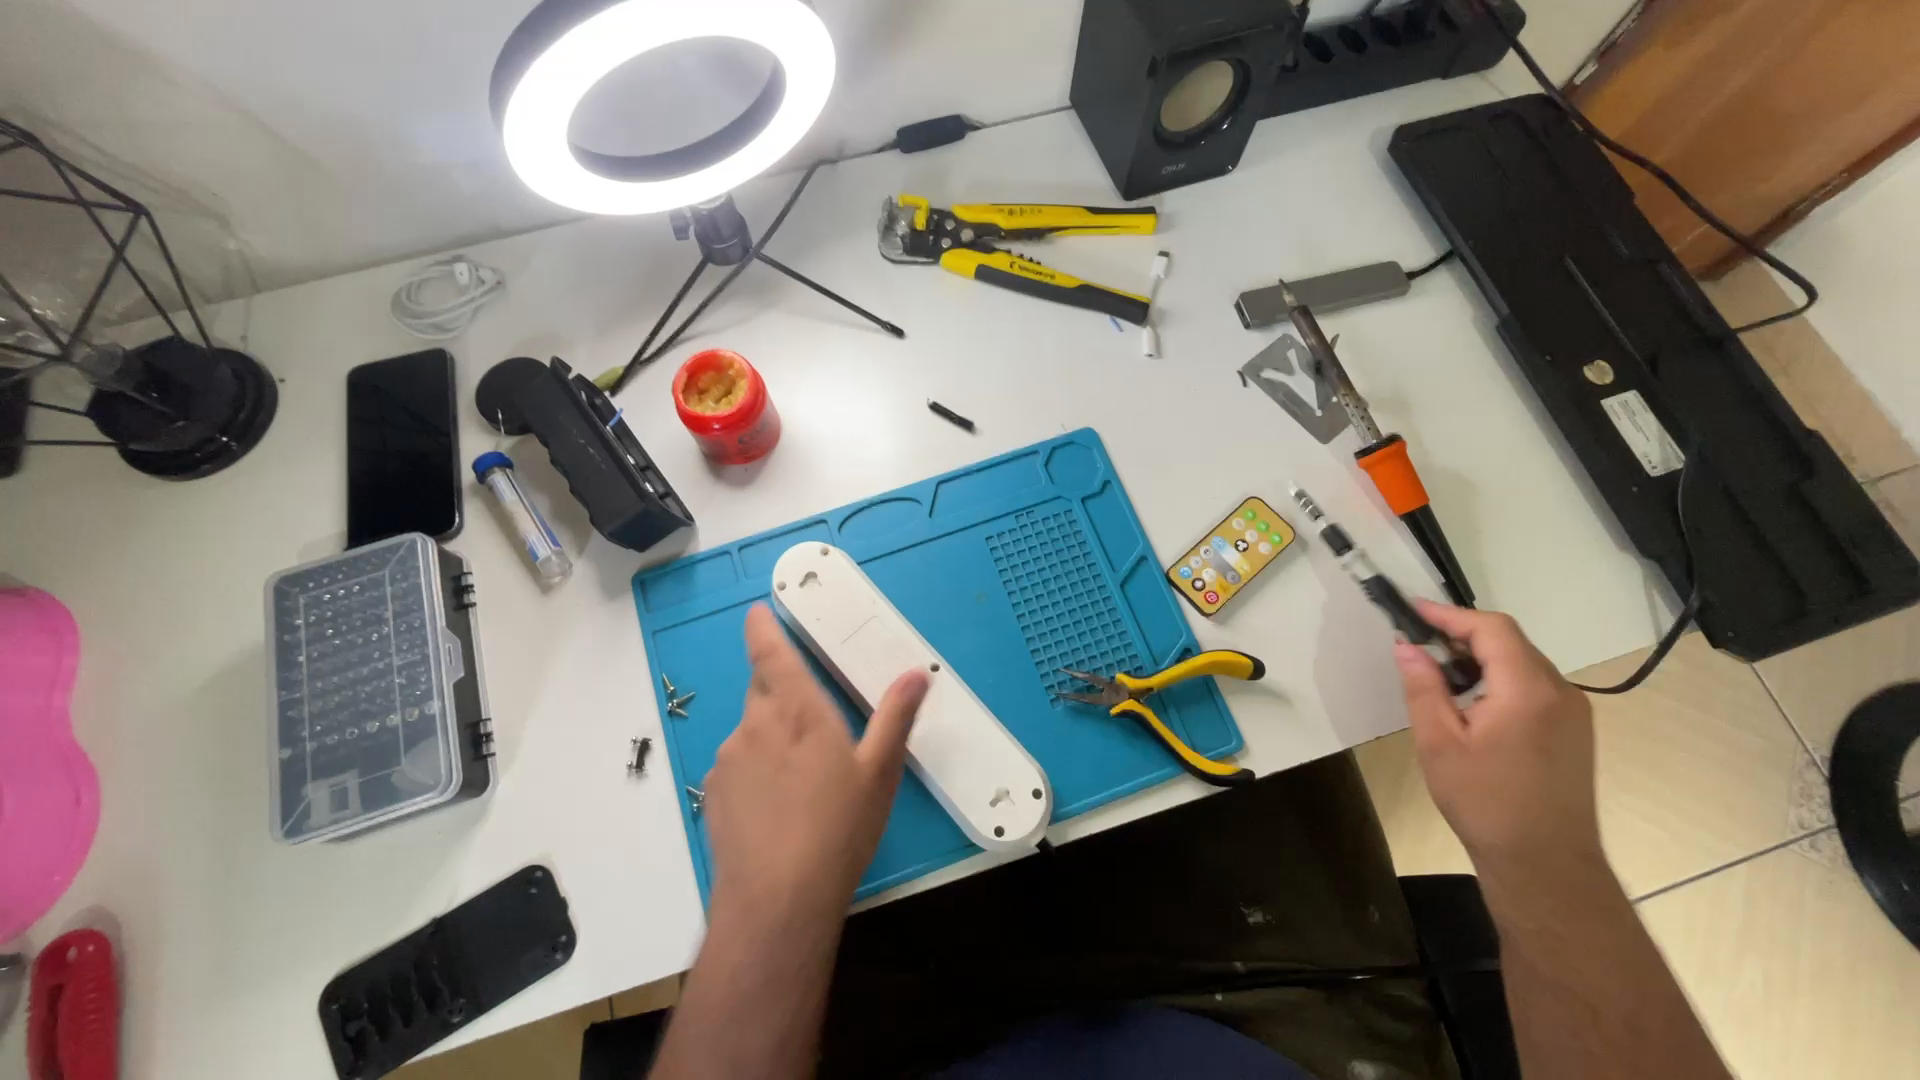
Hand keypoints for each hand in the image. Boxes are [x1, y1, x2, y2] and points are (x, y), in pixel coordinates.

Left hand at [702, 605, 929, 923]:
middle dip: (781, 691)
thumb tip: (917, 674)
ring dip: (771, 737)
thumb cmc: (838, 829)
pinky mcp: (713, 794)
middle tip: (812, 718)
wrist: (776, 901)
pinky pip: (738, 767)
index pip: (770, 653)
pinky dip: (756, 771)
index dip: (761, 629)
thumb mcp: (879, 772)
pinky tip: (777, 808)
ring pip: (751, 731)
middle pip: (762, 690)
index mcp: (796, 710)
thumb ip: (895, 717)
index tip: (755, 613)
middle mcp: (754, 725)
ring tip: (801, 779)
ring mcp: (728, 760)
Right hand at [1393, 601, 1602, 870]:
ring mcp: (1574, 712)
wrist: (1545, 863)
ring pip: (1524, 663)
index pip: (1493, 629)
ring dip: (1482, 657)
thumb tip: (1407, 646)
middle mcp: (1561, 692)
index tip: (1413, 610)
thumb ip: (1424, 688)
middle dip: (1463, 634)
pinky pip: (1535, 686)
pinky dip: (1500, 678)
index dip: (1451, 614)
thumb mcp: (1439, 743)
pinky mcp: (1575, 731)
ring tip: (1439, 670)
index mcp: (1528, 690)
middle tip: (1418, 641)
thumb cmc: (1485, 802)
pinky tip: (1472, 700)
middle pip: (1511, 642)